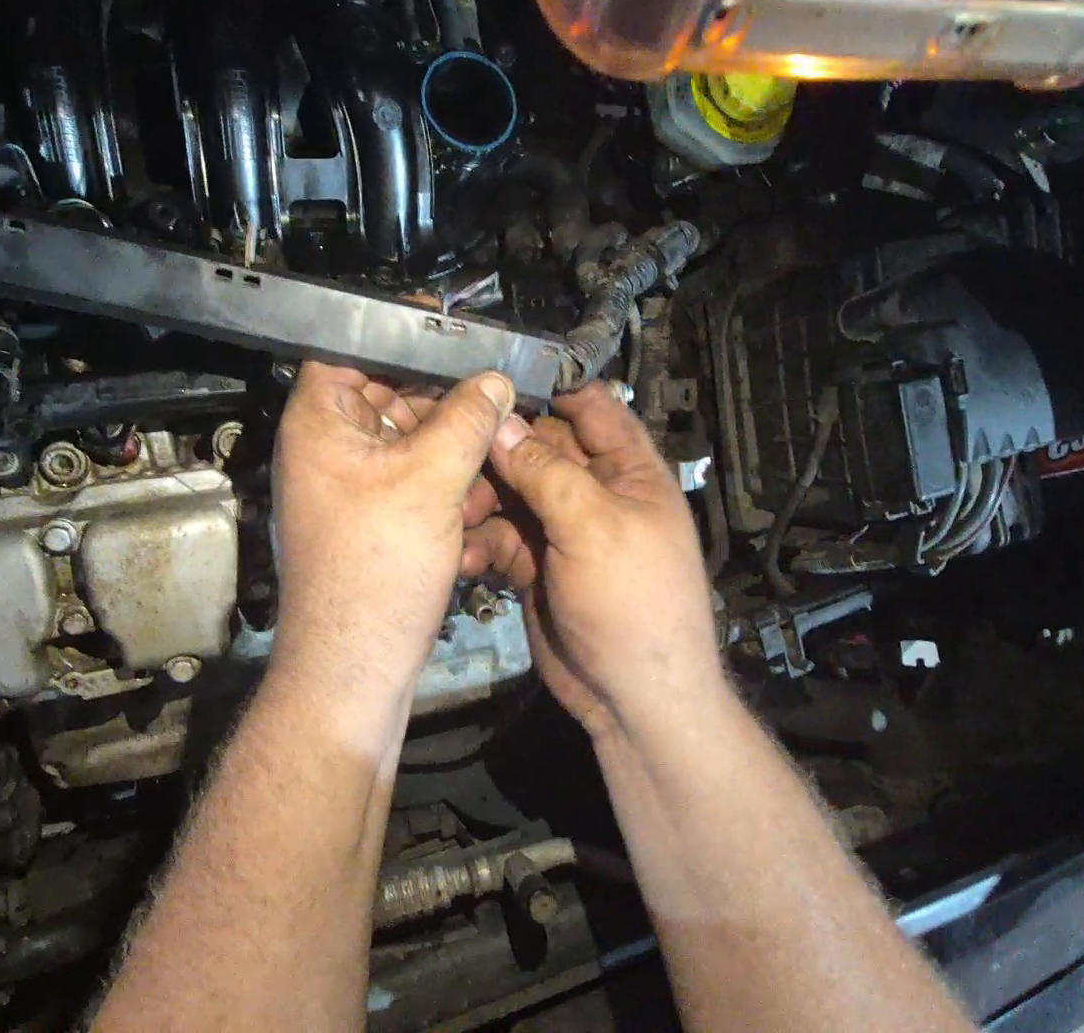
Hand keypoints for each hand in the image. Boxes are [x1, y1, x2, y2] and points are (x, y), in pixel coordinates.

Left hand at [271, 361, 516, 691]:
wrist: (359, 664)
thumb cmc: (376, 568)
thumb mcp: (430, 480)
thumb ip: (467, 419)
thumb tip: (496, 381)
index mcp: (319, 423)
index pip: (349, 350)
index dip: (396, 335)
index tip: (448, 329)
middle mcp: (329, 448)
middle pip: (390, 395)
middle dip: (444, 401)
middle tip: (494, 397)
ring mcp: (353, 485)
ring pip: (410, 441)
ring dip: (454, 447)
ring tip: (493, 457)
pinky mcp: (376, 517)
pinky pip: (415, 480)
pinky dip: (447, 483)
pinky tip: (480, 498)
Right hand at [463, 384, 720, 736]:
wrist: (631, 699)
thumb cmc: (631, 602)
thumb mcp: (594, 527)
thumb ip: (546, 473)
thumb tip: (502, 423)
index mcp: (628, 470)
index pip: (591, 409)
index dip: (548, 391)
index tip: (491, 384)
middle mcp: (594, 492)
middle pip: (538, 450)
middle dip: (498, 452)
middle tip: (452, 459)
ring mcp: (561, 530)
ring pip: (511, 494)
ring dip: (480, 501)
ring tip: (452, 516)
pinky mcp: (534, 564)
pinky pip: (499, 538)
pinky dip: (479, 544)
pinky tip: (463, 559)